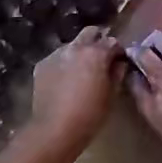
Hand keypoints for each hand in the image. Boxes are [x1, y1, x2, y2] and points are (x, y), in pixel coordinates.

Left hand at [25, 26, 124, 150]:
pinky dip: (64, 64)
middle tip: (101, 60)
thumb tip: (119, 63)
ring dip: (80, 53)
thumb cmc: (90, 114)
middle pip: (91, 32)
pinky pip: (58, 58)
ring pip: (72, 45)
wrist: (54, 129)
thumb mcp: (111, 95)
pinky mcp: (41, 64)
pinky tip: (65, 81)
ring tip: (81, 72)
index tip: (120, 62)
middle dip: (98, 41)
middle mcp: (75, 47)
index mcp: (96, 53)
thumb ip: (117, 73)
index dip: (118, 51)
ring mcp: (56, 54)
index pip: (113, 42)